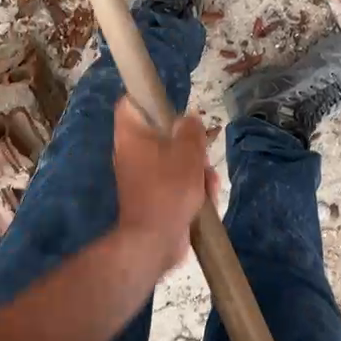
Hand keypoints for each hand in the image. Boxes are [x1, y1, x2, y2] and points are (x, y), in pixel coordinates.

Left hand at [112, 98, 215, 272]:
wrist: (156, 242)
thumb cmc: (168, 190)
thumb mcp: (187, 153)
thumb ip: (191, 130)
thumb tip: (188, 120)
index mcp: (131, 134)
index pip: (131, 102)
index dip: (150, 98)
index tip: (172, 104)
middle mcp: (132, 151)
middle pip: (162, 133)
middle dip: (189, 143)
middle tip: (203, 152)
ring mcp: (142, 175)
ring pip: (174, 158)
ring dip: (196, 168)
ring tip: (209, 182)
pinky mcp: (154, 195)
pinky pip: (175, 180)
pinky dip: (191, 187)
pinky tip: (207, 198)